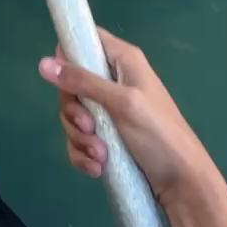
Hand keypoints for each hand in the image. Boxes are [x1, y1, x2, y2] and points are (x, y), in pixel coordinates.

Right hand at [39, 29, 217, 205]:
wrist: (184, 187)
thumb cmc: (160, 136)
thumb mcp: (122, 103)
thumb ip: (83, 81)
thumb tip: (42, 63)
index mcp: (123, 61)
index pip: (86, 38)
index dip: (68, 53)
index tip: (62, 77)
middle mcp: (114, 81)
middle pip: (71, 81)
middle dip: (74, 110)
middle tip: (89, 126)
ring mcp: (109, 110)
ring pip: (73, 113)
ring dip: (80, 136)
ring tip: (101, 155)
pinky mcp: (106, 136)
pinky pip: (79, 137)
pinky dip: (84, 152)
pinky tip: (98, 166)